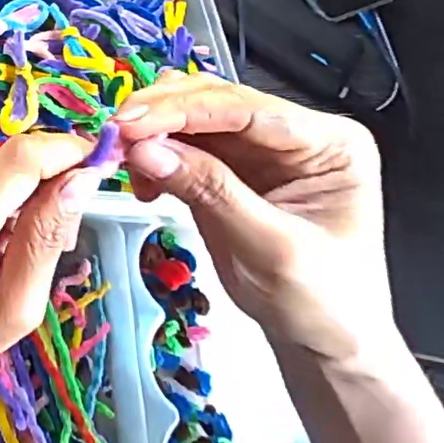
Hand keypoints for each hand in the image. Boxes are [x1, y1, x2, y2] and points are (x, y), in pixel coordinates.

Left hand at [0, 133, 110, 383]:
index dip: (66, 151)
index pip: (20, 160)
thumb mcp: (16, 310)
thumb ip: (45, 240)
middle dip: (50, 185)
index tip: (100, 166)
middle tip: (55, 238)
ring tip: (12, 246)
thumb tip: (82, 179)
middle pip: (14, 160)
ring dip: (23, 195)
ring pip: (1, 165)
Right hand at [113, 72, 394, 364]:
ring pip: (189, 115)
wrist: (323, 342)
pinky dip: (151, 154)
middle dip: (160, 115)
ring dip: (150, 132)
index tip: (130, 123)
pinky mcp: (228, 164)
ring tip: (122, 159)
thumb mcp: (270, 248)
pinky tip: (141, 178)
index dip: (183, 110)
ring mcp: (258, 147)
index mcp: (328, 142)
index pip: (245, 108)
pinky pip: (179, 143)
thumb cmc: (320, 302)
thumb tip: (145, 150)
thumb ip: (210, 191)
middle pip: (213, 100)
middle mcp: (292, 133)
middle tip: (115, 136)